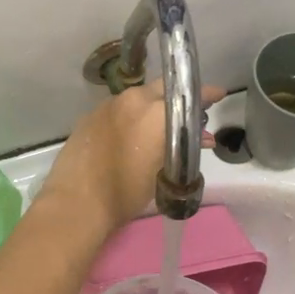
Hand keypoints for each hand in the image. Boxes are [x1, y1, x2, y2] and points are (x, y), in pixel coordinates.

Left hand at [36, 81, 226, 234]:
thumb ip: (184, 148)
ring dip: (152, 110)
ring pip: (138, 100)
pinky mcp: (89, 117)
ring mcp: (106, 106)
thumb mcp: (164, 171)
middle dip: (177, 101)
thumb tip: (200, 138)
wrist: (76, 203)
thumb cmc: (126, 192)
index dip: (205, 94)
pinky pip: (118, 111)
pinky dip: (131, 118)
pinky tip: (134, 136)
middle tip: (190, 115)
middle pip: (161, 91)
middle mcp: (131, 100)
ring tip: (162, 131)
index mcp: (154, 111)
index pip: (187, 94)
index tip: (217, 95)